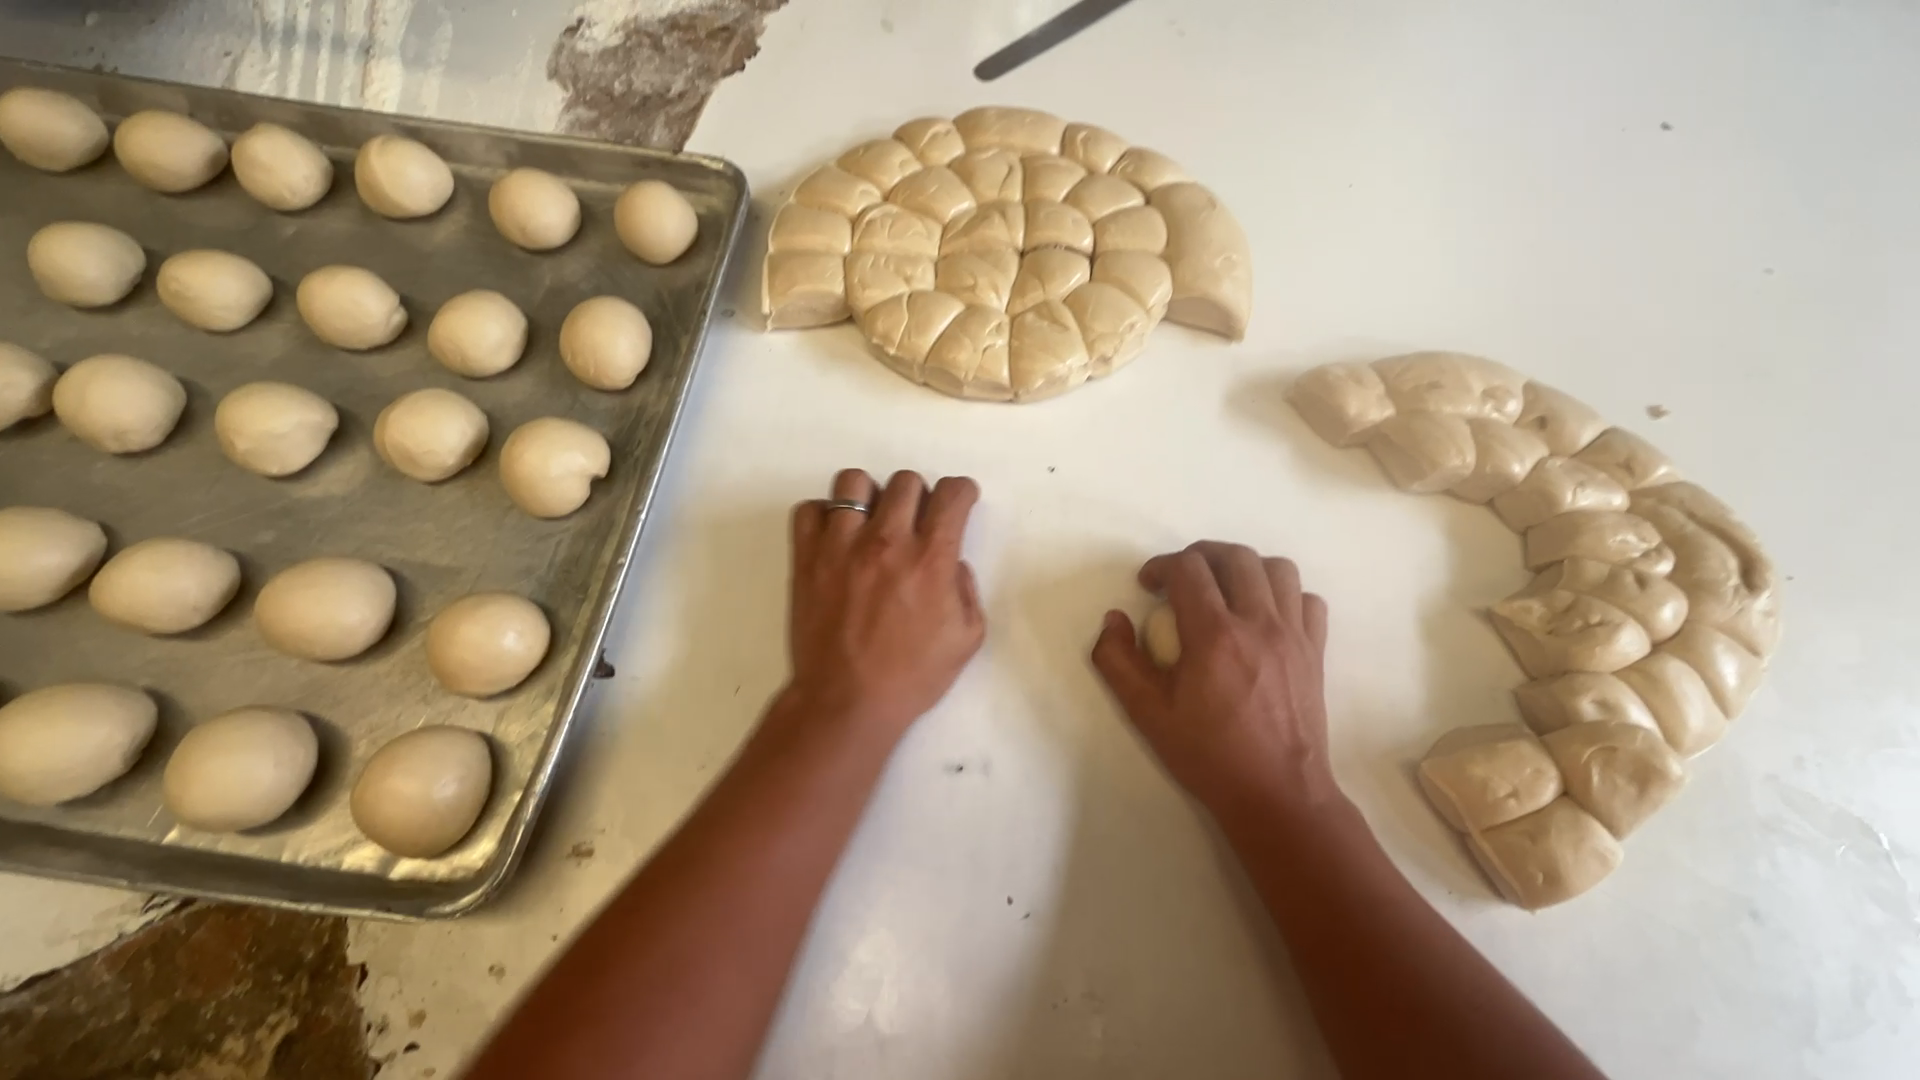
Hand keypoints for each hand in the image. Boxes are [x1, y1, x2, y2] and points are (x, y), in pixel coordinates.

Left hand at [785, 469, 986, 738]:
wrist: (847, 702)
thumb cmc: (912, 677)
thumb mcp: (966, 639)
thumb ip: (966, 591)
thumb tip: (951, 563)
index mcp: (931, 559)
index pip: (952, 494)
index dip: (962, 493)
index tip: (958, 504)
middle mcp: (886, 541)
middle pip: (906, 480)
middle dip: (919, 496)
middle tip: (915, 522)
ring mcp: (841, 546)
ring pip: (853, 482)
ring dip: (869, 496)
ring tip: (871, 523)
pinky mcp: (806, 558)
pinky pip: (810, 510)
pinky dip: (824, 517)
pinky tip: (836, 539)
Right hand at [1092, 542, 1339, 820]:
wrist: (1276, 794)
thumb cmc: (1207, 754)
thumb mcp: (1146, 712)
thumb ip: (1117, 660)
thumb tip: (1114, 619)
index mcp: (1214, 634)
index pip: (1188, 568)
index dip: (1161, 566)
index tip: (1148, 585)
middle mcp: (1259, 623)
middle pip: (1235, 556)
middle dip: (1201, 555)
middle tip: (1180, 577)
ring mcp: (1294, 635)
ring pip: (1277, 570)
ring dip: (1245, 567)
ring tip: (1224, 589)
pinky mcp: (1315, 652)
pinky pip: (1307, 601)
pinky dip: (1284, 595)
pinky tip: (1264, 616)